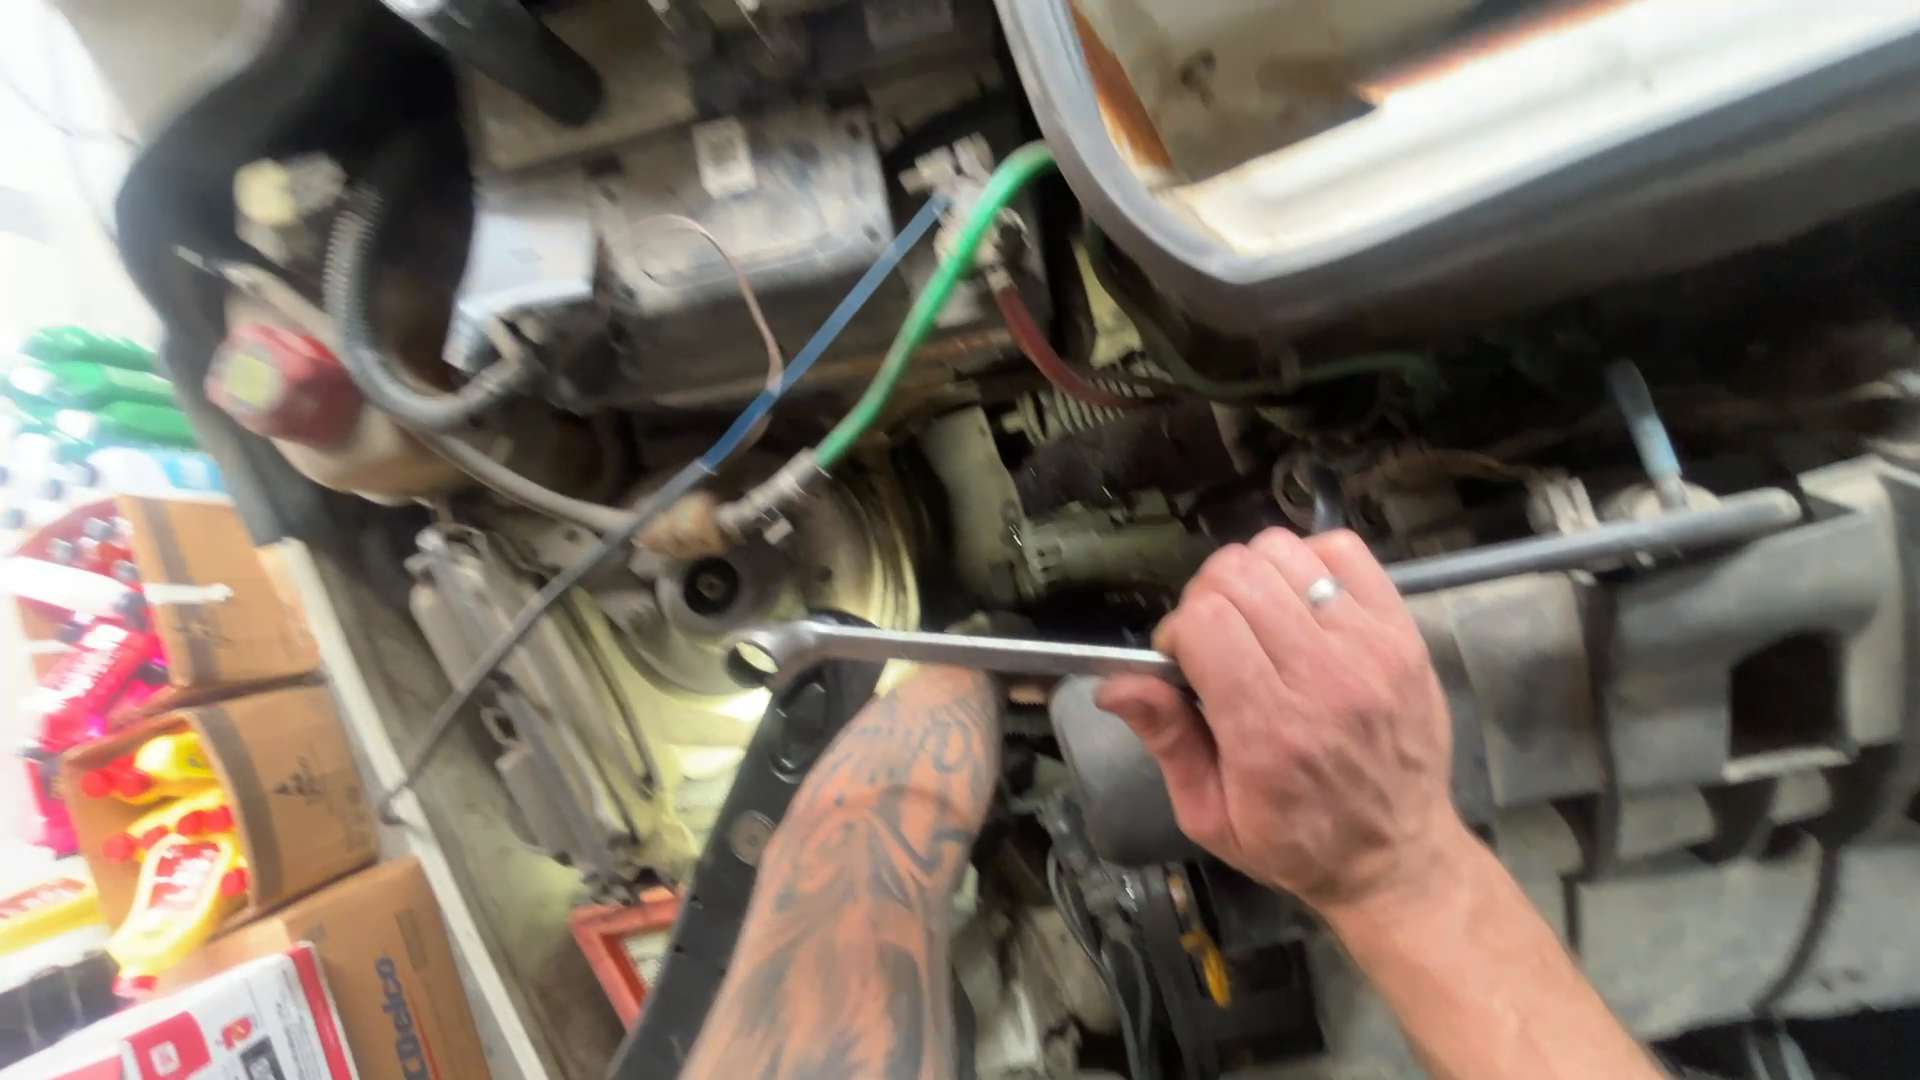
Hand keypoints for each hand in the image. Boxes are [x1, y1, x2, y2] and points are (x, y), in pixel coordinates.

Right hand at [1097, 528, 1466, 914]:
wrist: (1400, 858)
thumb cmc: (1295, 843)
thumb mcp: (1209, 815)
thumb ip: (1165, 739)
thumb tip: (1113, 684)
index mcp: (1269, 731)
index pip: (1204, 621)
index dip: (1177, 631)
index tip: (1183, 663)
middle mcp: (1325, 679)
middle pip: (1237, 576)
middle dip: (1205, 599)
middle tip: (1215, 642)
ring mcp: (1373, 648)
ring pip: (1283, 552)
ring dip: (1252, 578)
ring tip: (1256, 622)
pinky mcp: (1404, 632)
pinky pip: (1342, 551)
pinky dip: (1306, 563)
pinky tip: (1297, 604)